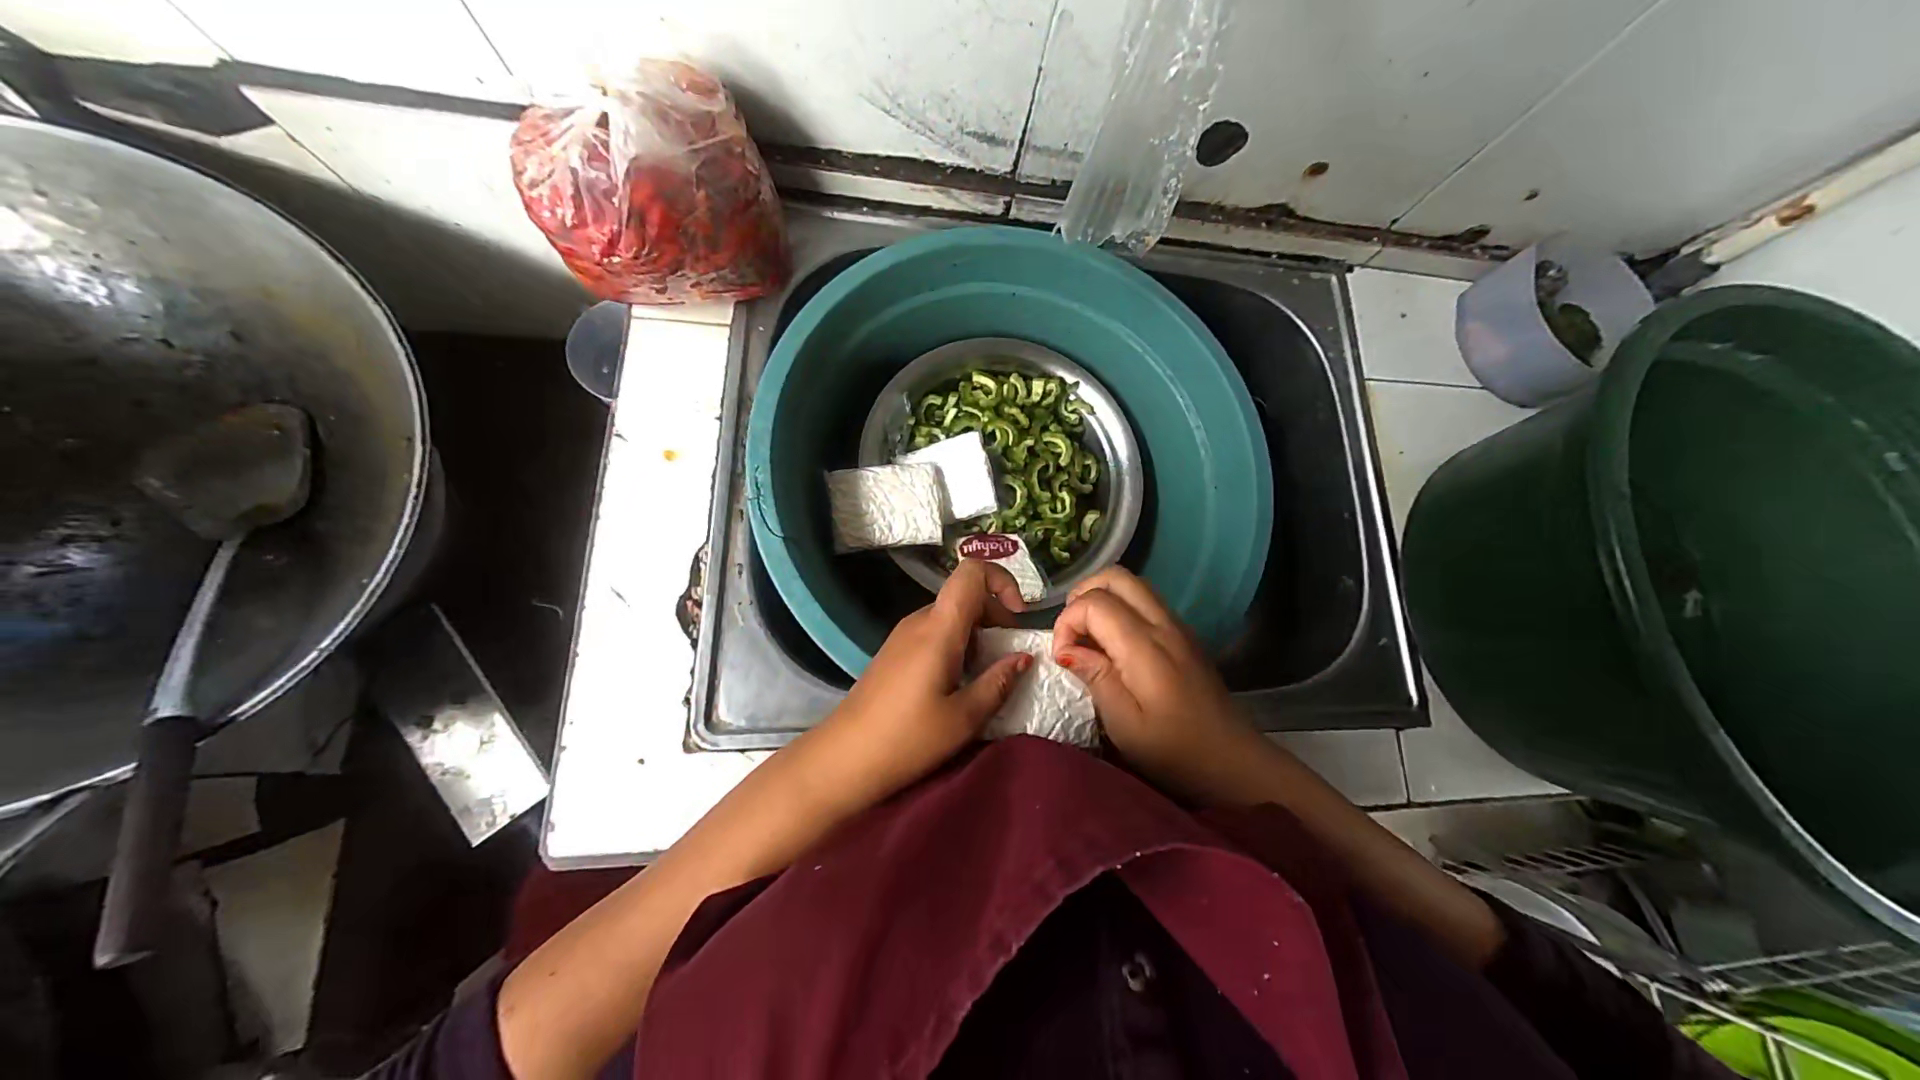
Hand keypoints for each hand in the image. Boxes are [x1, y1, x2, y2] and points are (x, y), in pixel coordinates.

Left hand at [816, 560, 1033, 801]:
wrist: (843, 759)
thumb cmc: (907, 739)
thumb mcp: (964, 718)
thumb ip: (998, 682)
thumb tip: (1023, 657)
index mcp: (938, 628)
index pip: (971, 572)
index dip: (1002, 581)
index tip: (1018, 619)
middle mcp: (919, 621)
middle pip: (965, 597)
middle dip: (996, 619)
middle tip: (1010, 659)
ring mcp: (903, 636)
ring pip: (951, 617)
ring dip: (978, 637)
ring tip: (986, 679)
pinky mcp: (894, 653)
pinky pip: (934, 634)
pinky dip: (957, 648)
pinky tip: (958, 686)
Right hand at [1051, 567, 1257, 798]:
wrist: (1233, 762)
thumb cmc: (1174, 751)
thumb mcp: (1125, 724)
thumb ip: (1095, 677)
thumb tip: (1067, 649)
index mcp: (1146, 647)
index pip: (1094, 603)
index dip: (1067, 622)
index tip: (1063, 658)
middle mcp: (1163, 625)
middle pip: (1116, 577)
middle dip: (1082, 595)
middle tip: (1071, 633)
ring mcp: (1178, 627)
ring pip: (1133, 584)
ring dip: (1102, 598)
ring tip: (1088, 637)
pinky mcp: (1184, 636)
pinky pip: (1146, 602)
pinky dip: (1120, 608)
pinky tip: (1113, 644)